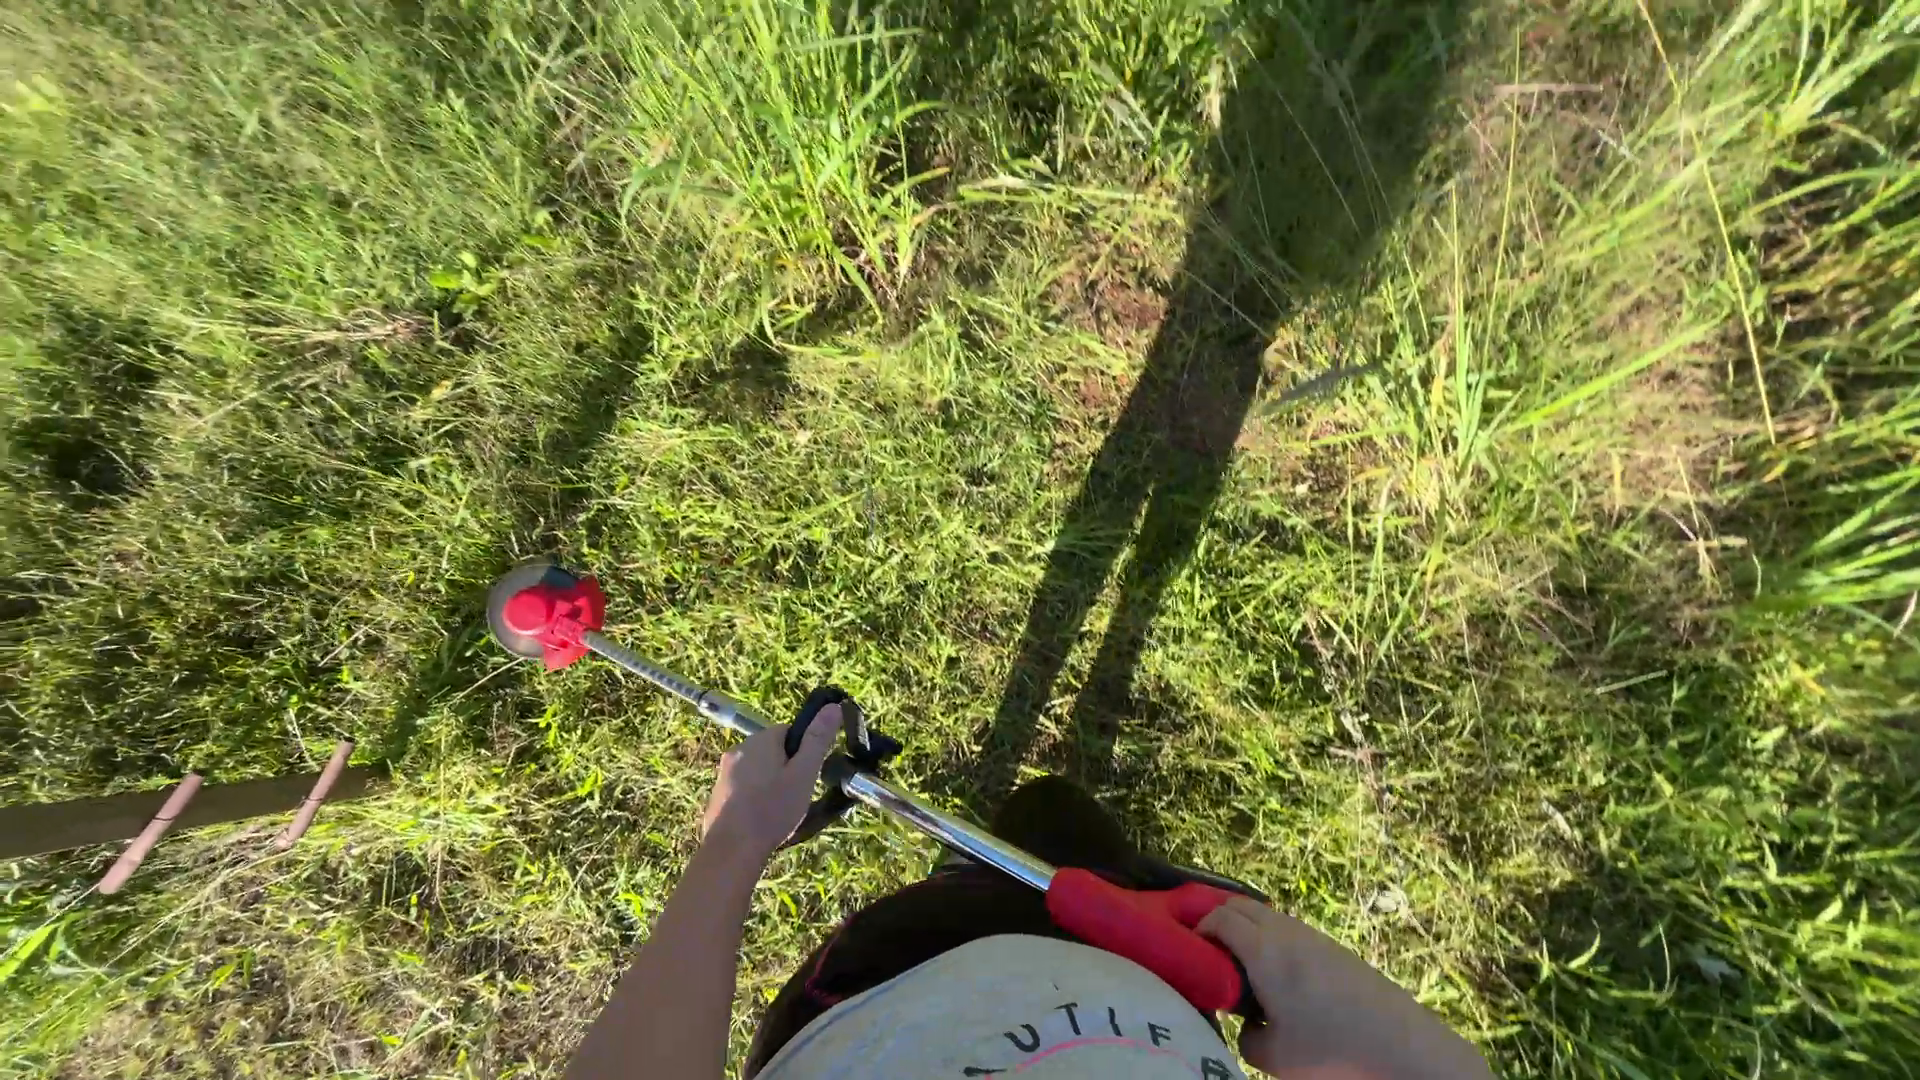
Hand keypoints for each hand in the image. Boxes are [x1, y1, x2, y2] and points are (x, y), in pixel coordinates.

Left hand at [699, 705, 842, 860]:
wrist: (732, 850)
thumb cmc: (773, 809)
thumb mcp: (804, 773)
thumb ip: (818, 739)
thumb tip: (832, 707)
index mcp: (760, 740)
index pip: (788, 732)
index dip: (802, 753)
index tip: (806, 775)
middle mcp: (738, 750)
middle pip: (771, 751)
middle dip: (785, 769)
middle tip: (795, 795)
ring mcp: (723, 773)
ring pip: (757, 771)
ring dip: (769, 785)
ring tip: (779, 812)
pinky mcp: (716, 795)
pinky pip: (743, 789)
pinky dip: (753, 799)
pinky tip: (761, 820)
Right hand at [1198, 896, 1491, 1078]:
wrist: (1410, 1053)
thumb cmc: (1334, 1052)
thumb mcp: (1277, 1059)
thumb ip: (1247, 1037)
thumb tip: (1246, 1024)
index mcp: (1262, 949)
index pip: (1217, 918)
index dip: (1197, 929)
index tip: (1189, 953)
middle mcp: (1284, 930)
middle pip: (1238, 905)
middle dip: (1217, 921)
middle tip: (1208, 954)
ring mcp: (1312, 935)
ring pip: (1265, 914)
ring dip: (1246, 928)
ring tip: (1242, 967)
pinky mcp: (1334, 947)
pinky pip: (1288, 929)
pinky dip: (1271, 938)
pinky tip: (1278, 976)